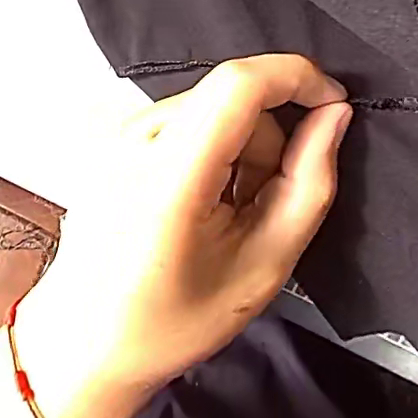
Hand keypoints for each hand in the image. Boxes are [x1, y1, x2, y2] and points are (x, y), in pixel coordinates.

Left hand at [13, 55, 353, 417]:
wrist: (86, 339)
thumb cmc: (166, 320)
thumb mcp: (263, 264)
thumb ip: (308, 182)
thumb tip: (330, 118)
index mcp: (168, 176)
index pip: (239, 83)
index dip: (297, 78)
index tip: (330, 102)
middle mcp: (134, 142)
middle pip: (232, 97)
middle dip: (270, 137)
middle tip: (263, 199)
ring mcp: (119, 135)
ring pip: (213, 105)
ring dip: (240, 146)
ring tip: (226, 210)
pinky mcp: (116, 138)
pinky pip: (186, 117)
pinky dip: (211, 148)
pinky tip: (201, 199)